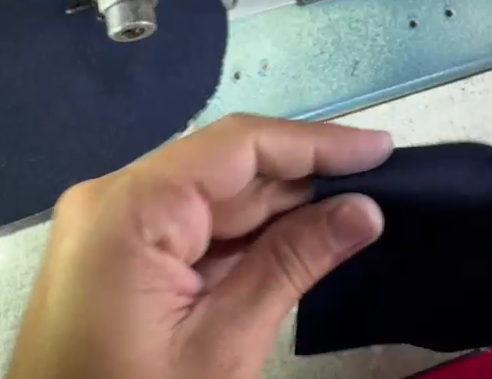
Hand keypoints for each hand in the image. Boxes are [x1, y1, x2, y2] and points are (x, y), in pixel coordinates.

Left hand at [9, 114, 391, 378]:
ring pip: (215, 196)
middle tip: (377, 183)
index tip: (379, 148)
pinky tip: (299, 238)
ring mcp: (112, 224)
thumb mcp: (221, 349)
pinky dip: (246, 237)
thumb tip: (364, 210)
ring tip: (352, 208)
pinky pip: (194, 226)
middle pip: (227, 167)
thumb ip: (292, 264)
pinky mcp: (118, 252)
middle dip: (303, 178)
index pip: (238, 145)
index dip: (315, 142)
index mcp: (131, 208)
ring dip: (281, 208)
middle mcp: (116, 197)